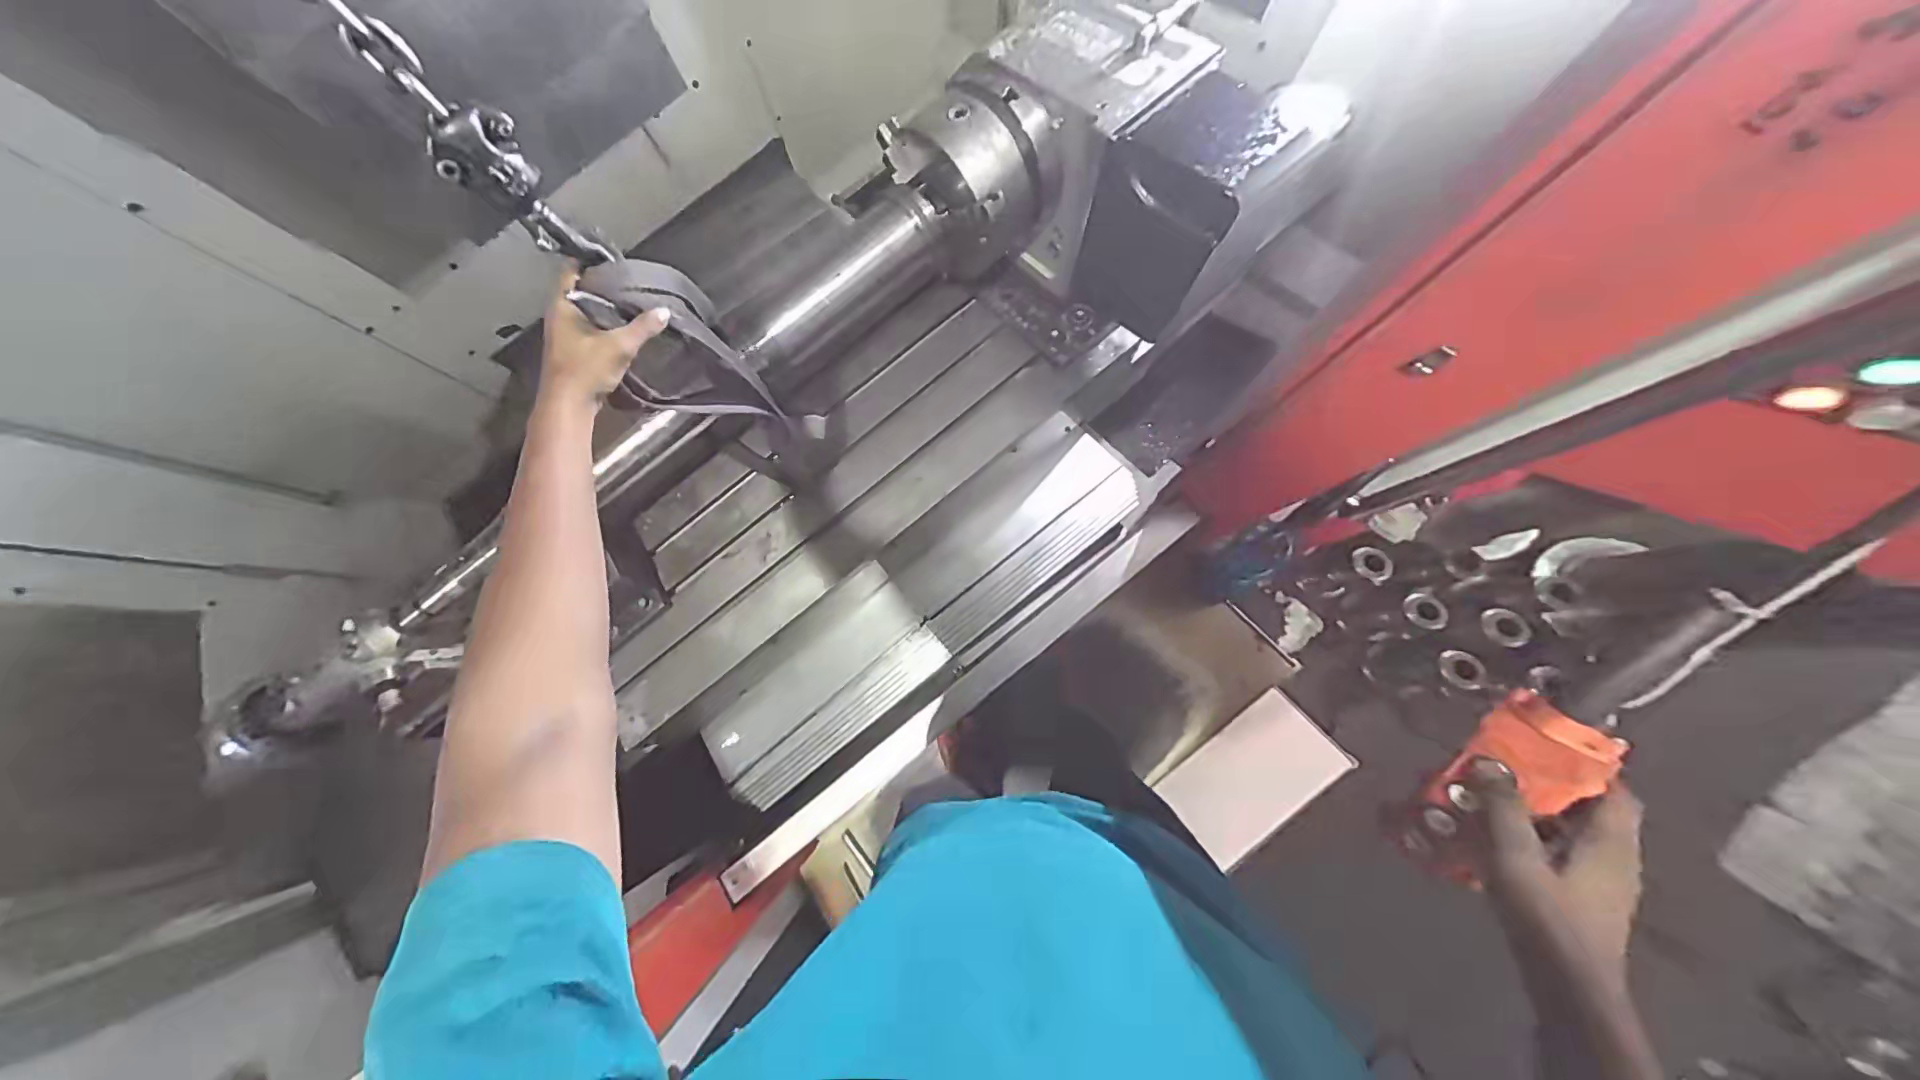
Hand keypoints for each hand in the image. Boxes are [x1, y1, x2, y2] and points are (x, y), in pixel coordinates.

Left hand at [540, 265, 669, 403]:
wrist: (568, 405)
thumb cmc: (586, 369)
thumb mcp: (619, 346)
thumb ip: (642, 328)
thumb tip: (664, 311)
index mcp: (562, 306)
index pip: (570, 272)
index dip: (588, 263)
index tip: (610, 260)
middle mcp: (557, 316)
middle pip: (578, 292)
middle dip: (600, 286)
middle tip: (626, 281)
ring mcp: (563, 334)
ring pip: (583, 312)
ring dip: (602, 308)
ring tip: (628, 302)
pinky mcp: (571, 351)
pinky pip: (587, 329)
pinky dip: (602, 325)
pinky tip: (621, 329)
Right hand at [1461, 759, 1645, 975]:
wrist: (1568, 987)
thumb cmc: (1549, 917)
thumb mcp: (1518, 856)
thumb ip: (1504, 807)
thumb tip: (1490, 760)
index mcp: (1611, 843)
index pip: (1615, 791)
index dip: (1586, 764)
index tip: (1543, 744)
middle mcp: (1614, 857)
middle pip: (1587, 808)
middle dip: (1545, 784)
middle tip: (1501, 768)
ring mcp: (1599, 880)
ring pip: (1569, 830)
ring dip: (1532, 811)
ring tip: (1486, 798)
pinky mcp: (1580, 896)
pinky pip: (1557, 851)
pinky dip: (1530, 836)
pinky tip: (1492, 837)